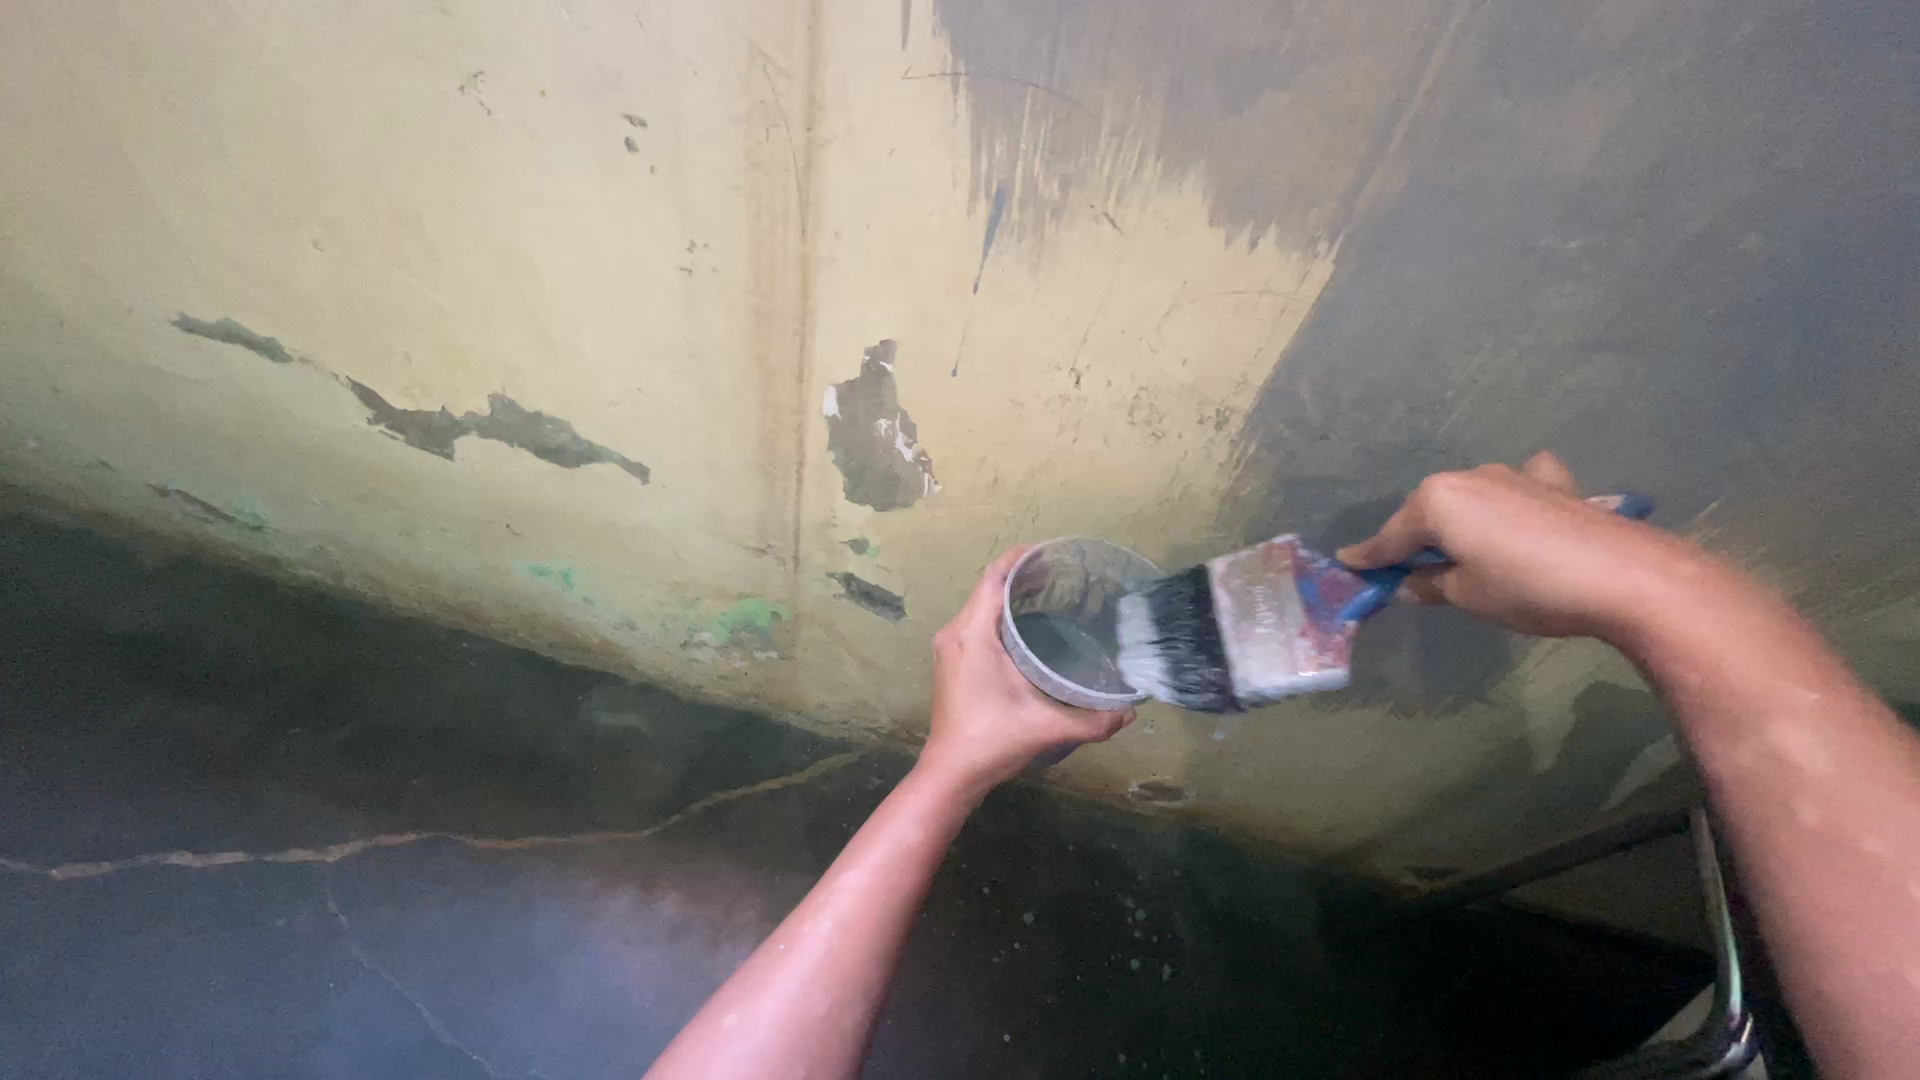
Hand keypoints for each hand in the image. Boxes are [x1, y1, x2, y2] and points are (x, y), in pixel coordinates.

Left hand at [917, 547, 1133, 795]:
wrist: (951, 772)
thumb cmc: (992, 740)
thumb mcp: (1046, 727)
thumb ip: (1092, 720)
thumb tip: (1129, 713)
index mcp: (973, 634)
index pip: (992, 580)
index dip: (1018, 560)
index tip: (1048, 551)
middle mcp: (956, 633)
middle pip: (986, 589)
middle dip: (1020, 576)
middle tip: (1059, 574)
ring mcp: (950, 647)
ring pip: (979, 606)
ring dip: (1008, 596)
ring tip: (1047, 593)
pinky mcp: (951, 661)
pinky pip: (975, 622)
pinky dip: (998, 614)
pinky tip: (1025, 626)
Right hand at [1336, 452, 1706, 640]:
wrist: (1631, 579)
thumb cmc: (1529, 589)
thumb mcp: (1464, 596)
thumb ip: (1426, 585)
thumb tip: (1407, 584)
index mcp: (1434, 502)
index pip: (1389, 538)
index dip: (1368, 559)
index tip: (1348, 566)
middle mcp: (1467, 478)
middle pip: (1425, 513)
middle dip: (1413, 538)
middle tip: (1406, 570)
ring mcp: (1513, 476)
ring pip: (1466, 497)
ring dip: (1456, 518)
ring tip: (1458, 546)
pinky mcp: (1554, 485)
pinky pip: (1519, 483)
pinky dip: (1511, 493)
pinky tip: (1520, 502)